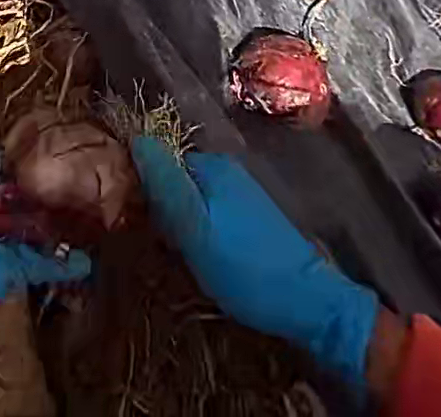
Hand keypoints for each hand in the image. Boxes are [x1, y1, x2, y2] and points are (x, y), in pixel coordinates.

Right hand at [129, 137, 378, 400]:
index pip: (160, 164)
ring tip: (179, 257)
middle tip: (162, 246)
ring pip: (192, 201)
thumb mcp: (195, 228)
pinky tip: (202, 259)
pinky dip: (199, 233)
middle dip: (163, 211)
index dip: (144, 191)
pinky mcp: (248, 216)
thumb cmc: (244, 267)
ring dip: (180, 226)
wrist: (305, 300)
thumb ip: (166, 186)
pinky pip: (209, 215)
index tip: (135, 222)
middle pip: (176, 182)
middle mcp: (227, 171)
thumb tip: (136, 140)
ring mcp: (240, 193)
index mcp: (212, 166)